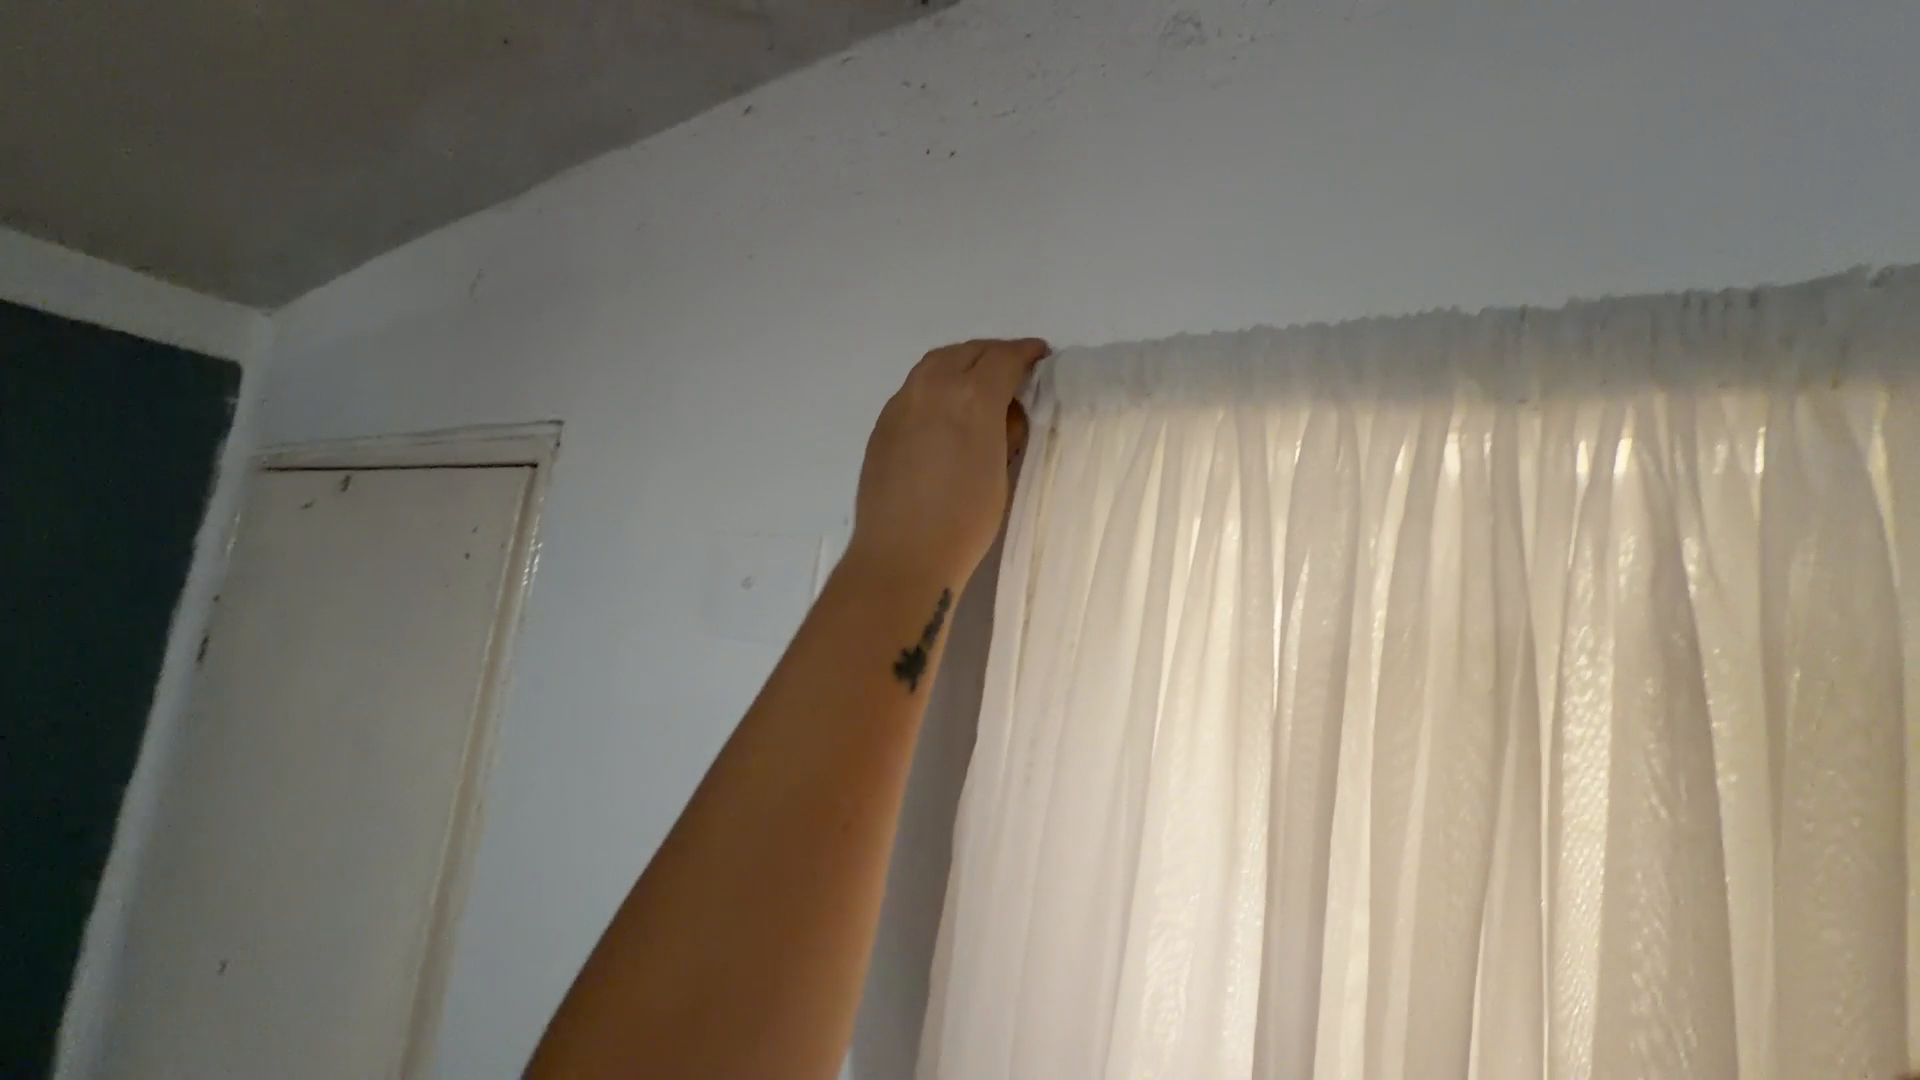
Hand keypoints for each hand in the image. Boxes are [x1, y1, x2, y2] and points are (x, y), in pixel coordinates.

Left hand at [846, 338, 1048, 586]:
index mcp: (973, 398)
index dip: (1026, 353)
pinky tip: (944, 410)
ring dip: (961, 363)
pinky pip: (914, 388)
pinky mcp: (883, 424)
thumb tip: (1005, 413)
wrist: (902, 554)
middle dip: (993, 354)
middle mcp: (934, 388)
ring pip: (935, 364)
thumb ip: (1006, 433)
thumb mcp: (1000, 475)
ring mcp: (902, 404)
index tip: (1039, 356)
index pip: (1004, 358)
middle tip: (1012, 368)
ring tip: (977, 382)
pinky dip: (936, 385)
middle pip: (967, 352)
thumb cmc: (964, 522)